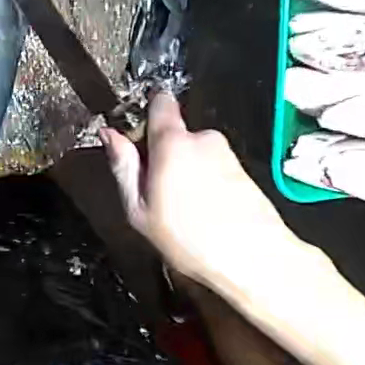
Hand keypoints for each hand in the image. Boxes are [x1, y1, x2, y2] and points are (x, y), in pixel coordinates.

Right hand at [103, 93, 307, 295]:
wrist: (255, 261)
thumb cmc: (192, 240)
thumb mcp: (139, 210)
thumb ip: (123, 166)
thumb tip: (109, 135)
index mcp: (173, 142)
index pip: (160, 103)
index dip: (145, 116)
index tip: (136, 140)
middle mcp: (203, 139)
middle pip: (175, 135)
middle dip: (163, 156)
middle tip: (155, 194)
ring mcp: (226, 155)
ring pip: (194, 155)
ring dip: (185, 174)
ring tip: (181, 212)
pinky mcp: (242, 172)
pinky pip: (213, 170)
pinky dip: (205, 186)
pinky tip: (203, 216)